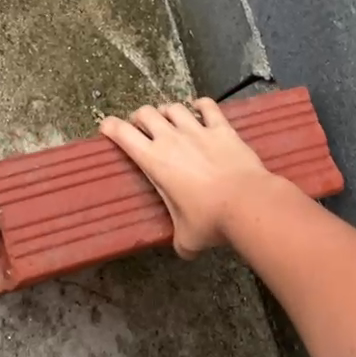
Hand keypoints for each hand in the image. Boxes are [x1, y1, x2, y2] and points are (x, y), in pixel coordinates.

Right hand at [100, 98, 280, 257]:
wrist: (248, 202)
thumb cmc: (210, 219)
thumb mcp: (187, 237)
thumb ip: (180, 241)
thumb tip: (184, 251)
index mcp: (154, 160)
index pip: (122, 134)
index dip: (110, 127)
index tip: (106, 127)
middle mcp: (171, 138)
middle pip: (146, 112)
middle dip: (139, 117)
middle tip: (142, 128)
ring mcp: (197, 130)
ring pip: (174, 107)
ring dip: (167, 111)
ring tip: (169, 120)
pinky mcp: (221, 128)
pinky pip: (208, 106)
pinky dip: (201, 105)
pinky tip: (200, 109)